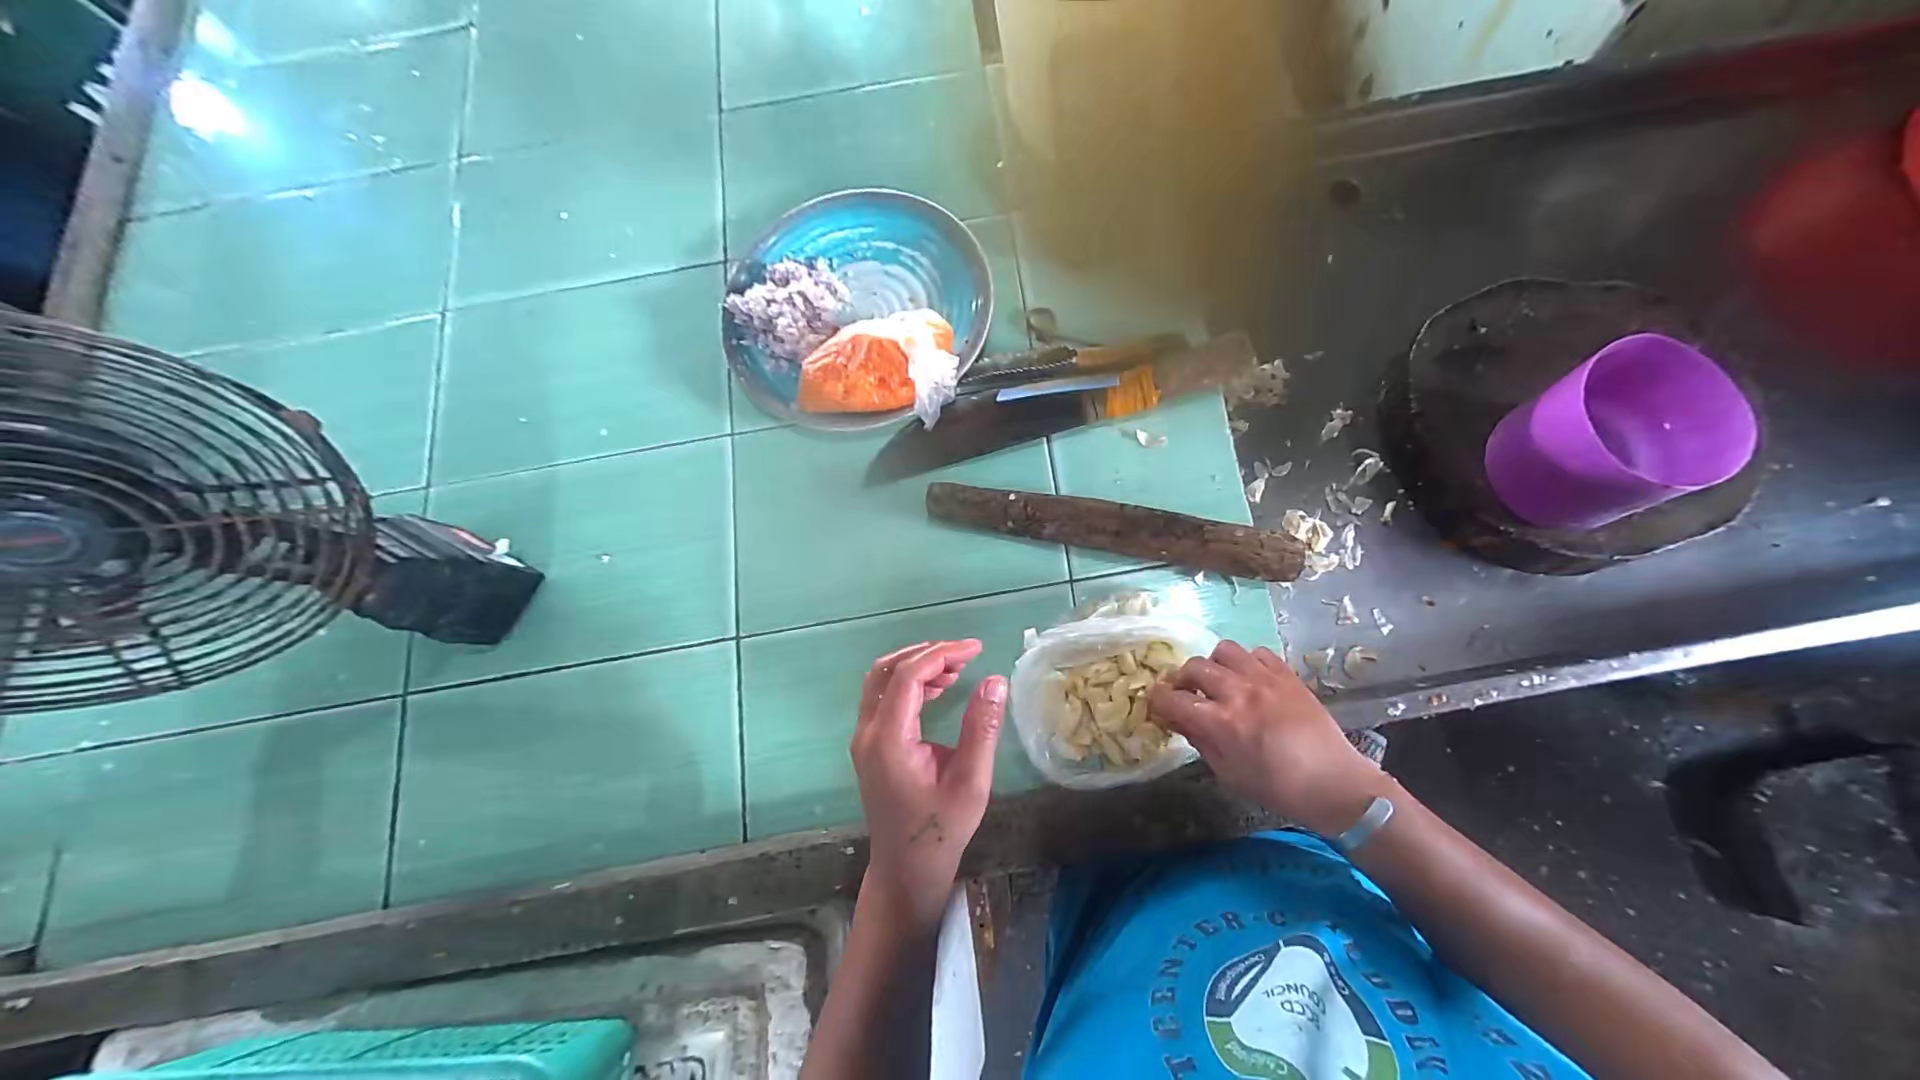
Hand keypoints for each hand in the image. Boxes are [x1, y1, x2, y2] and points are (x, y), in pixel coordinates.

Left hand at [850, 640, 1006, 929]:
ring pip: (882, 681)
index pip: (907, 676)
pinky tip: (939, 689)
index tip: (975, 649)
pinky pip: (883, 698)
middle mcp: (867, 732)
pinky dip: (909, 684)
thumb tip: (995, 680)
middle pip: (888, 670)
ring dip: (916, 666)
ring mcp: (864, 738)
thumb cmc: (941, 830)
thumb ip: (981, 728)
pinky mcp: (869, 745)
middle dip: (927, 654)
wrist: (906, 869)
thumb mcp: (971, 781)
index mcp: (888, 739)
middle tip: (966, 655)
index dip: (941, 654)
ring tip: (957, 669)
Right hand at [1148, 640, 1391, 834]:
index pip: (1171, 699)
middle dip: (1182, 680)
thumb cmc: (1277, 787)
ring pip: (1223, 650)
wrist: (1335, 784)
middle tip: (1187, 694)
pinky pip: (1256, 652)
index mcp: (1220, 722)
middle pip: (1193, 667)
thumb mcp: (1227, 773)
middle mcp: (1238, 692)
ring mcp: (1264, 679)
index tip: (1157, 706)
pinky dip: (1246, 662)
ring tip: (1220, 681)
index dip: (1157, 701)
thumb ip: (1199, 741)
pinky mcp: (1287, 674)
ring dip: (1214, 665)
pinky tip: (1249, 680)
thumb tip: (1180, 720)